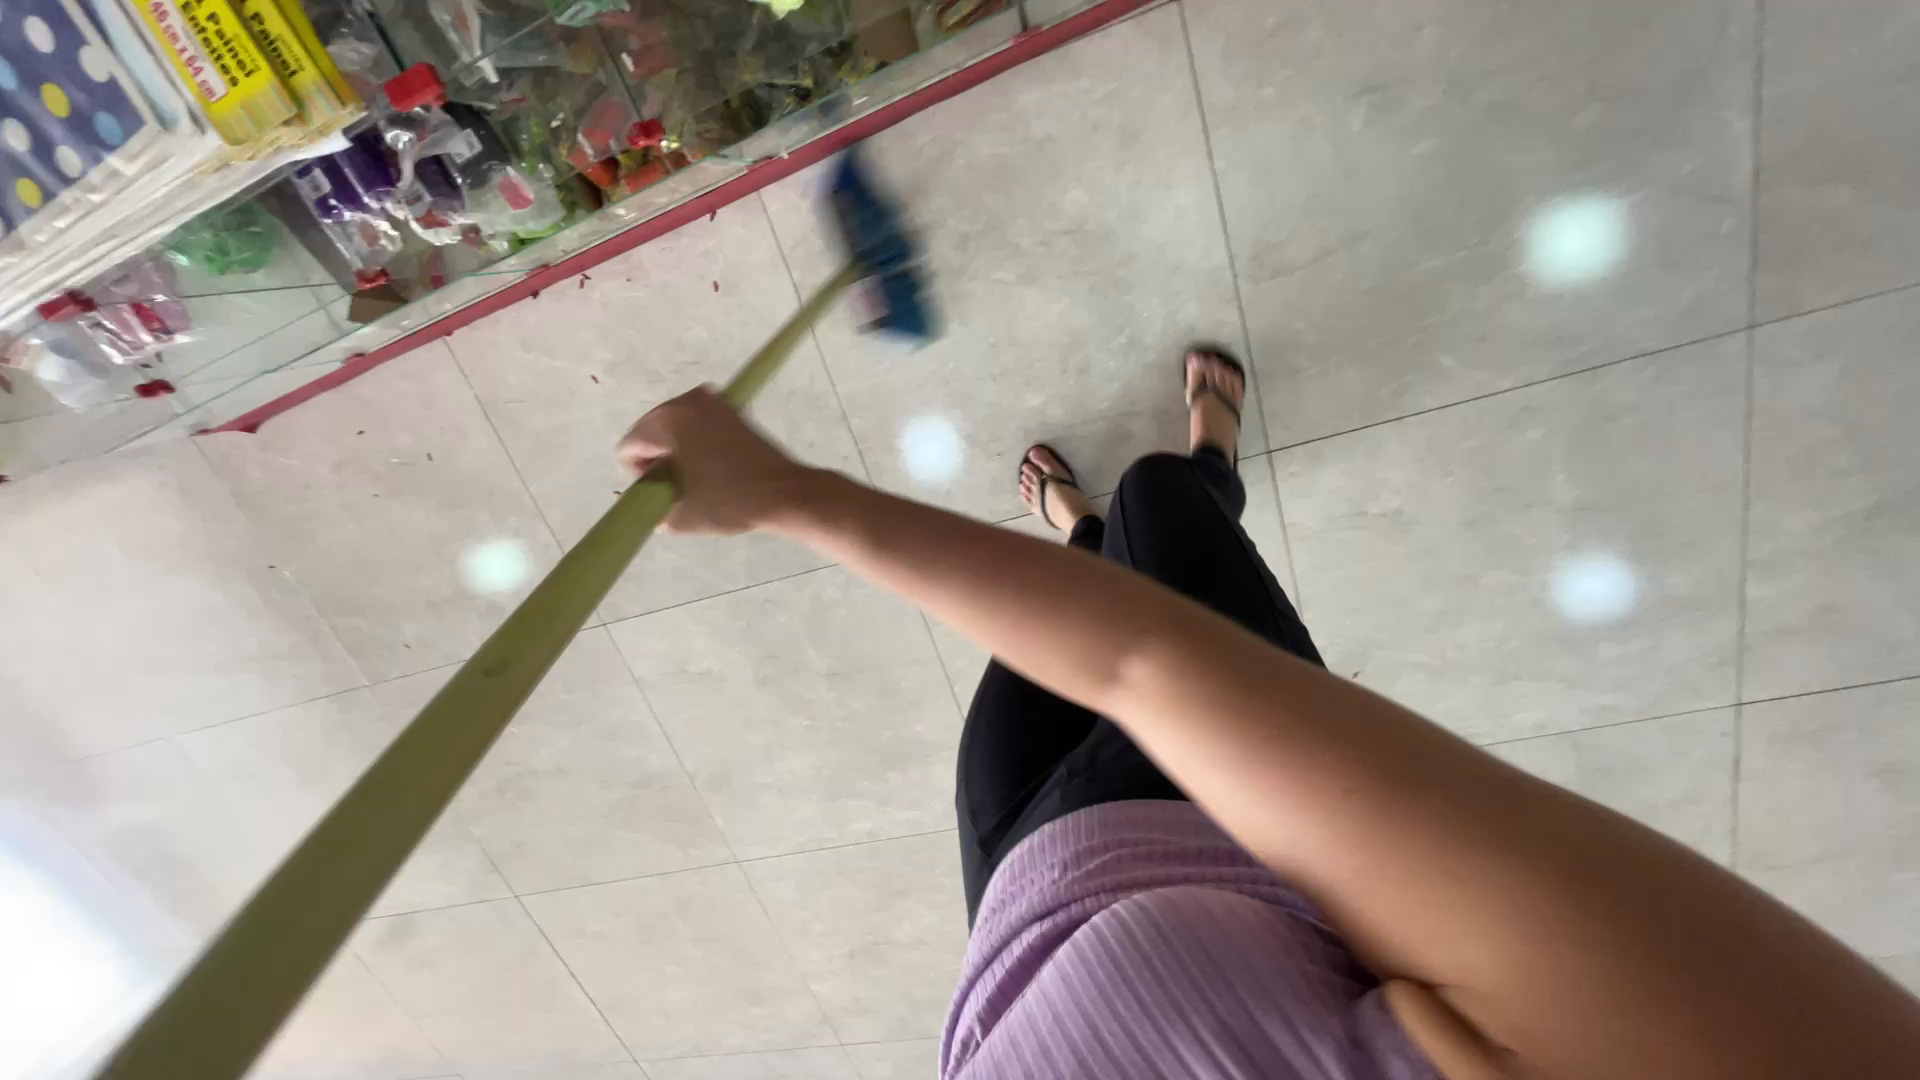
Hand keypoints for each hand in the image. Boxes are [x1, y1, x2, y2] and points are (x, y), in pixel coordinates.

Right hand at [617, 386, 812, 534]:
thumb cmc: (729, 501)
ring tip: (700, 480)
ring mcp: (712, 401)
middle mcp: (686, 400)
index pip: (630, 448)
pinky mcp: (733, 410)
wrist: (784, 492)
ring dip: (680, 453)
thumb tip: (652, 502)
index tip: (666, 493)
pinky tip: (715, 467)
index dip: (641, 476)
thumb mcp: (680, 516)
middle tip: (681, 488)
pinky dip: (699, 445)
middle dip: (660, 461)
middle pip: (652, 433)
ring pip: (676, 429)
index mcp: (665, 420)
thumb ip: (652, 507)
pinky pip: (700, 427)